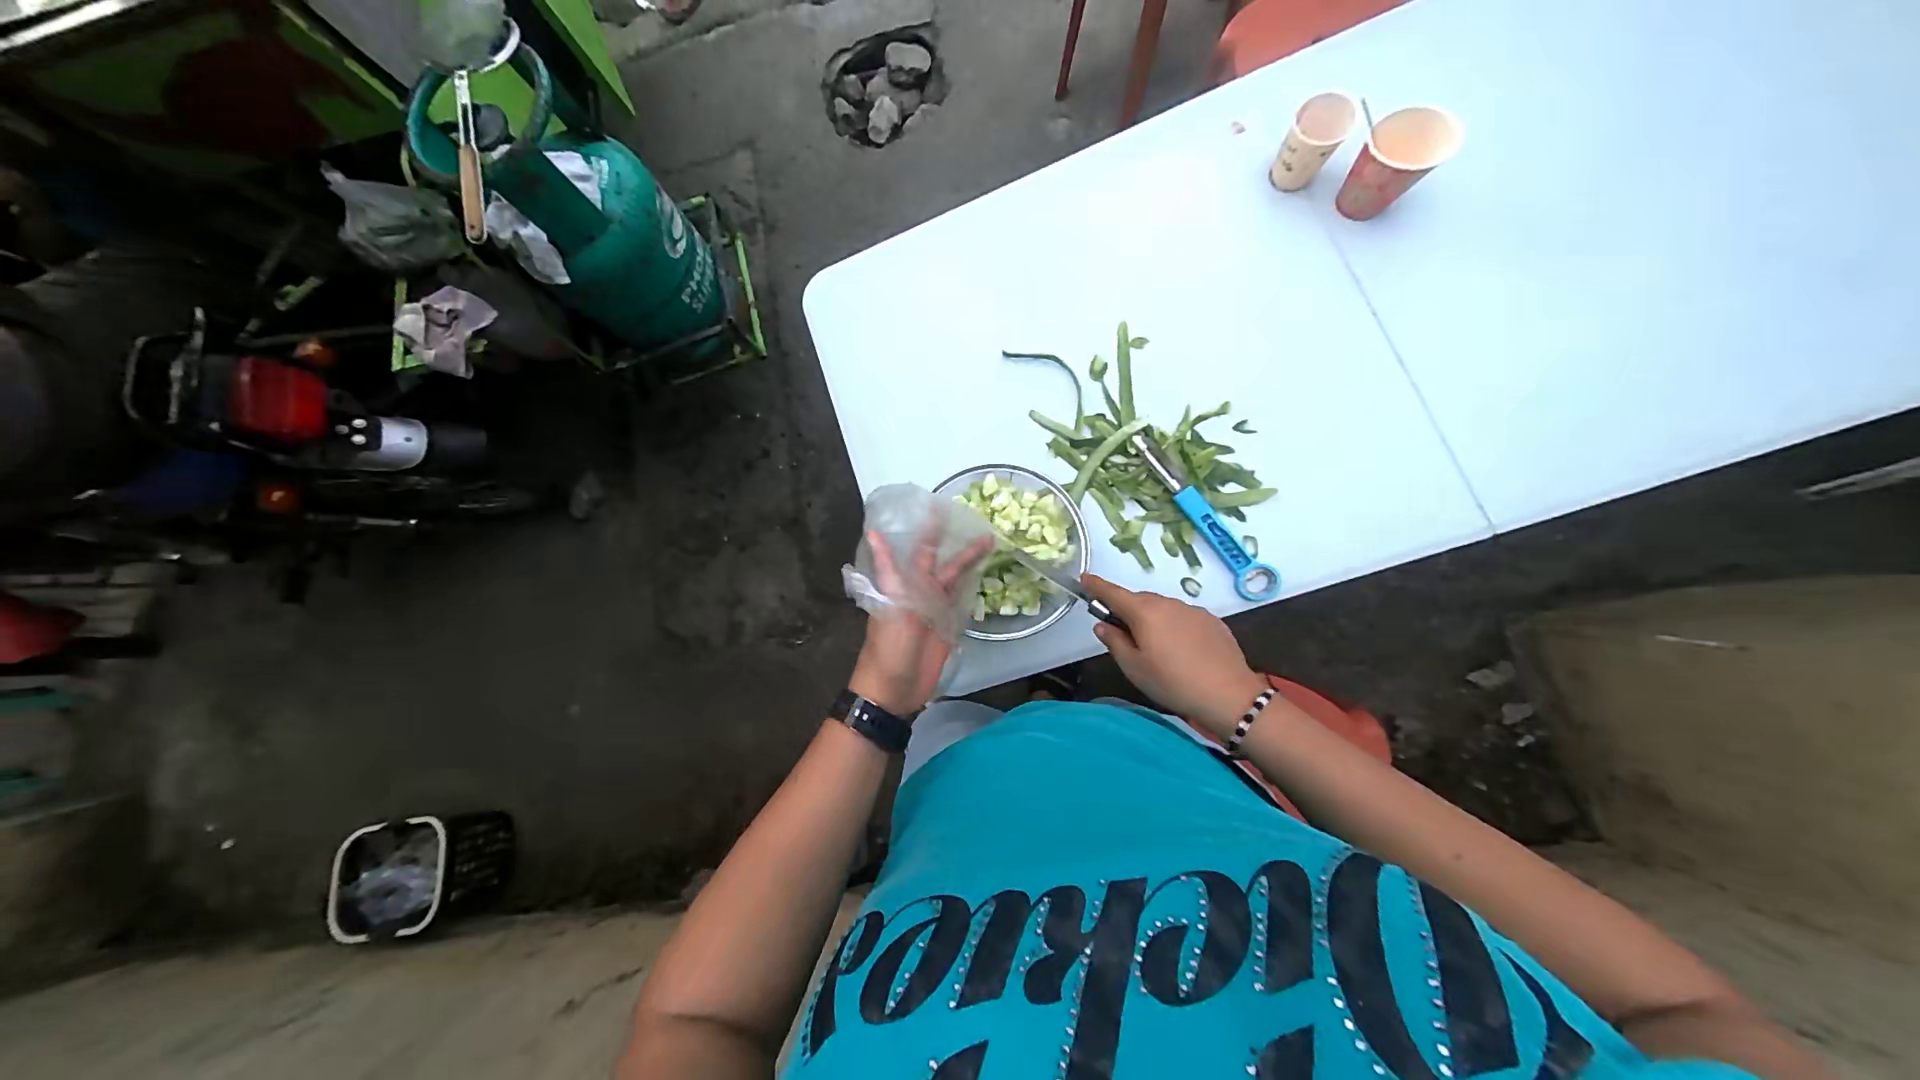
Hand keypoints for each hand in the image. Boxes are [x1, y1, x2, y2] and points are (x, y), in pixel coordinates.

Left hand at [847, 525, 993, 715]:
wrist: (893, 689)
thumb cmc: (888, 646)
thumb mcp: (889, 603)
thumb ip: (889, 569)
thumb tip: (873, 532)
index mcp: (907, 584)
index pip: (922, 549)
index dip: (930, 530)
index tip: (942, 505)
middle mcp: (924, 594)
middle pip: (947, 564)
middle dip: (962, 546)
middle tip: (982, 523)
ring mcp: (938, 613)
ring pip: (957, 583)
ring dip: (971, 565)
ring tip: (991, 543)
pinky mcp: (948, 631)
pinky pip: (963, 607)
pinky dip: (973, 593)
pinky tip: (984, 580)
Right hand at [1082, 574, 1269, 738]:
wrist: (1228, 694)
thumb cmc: (1173, 682)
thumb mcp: (1134, 668)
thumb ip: (1114, 642)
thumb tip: (1103, 625)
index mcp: (1144, 612)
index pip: (1113, 592)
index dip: (1096, 585)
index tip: (1084, 578)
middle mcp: (1168, 603)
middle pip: (1139, 600)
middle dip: (1127, 610)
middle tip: (1122, 634)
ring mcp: (1193, 610)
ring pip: (1162, 608)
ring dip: (1152, 620)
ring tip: (1154, 649)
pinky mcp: (1211, 621)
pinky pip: (1183, 617)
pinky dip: (1174, 626)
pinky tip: (1180, 651)